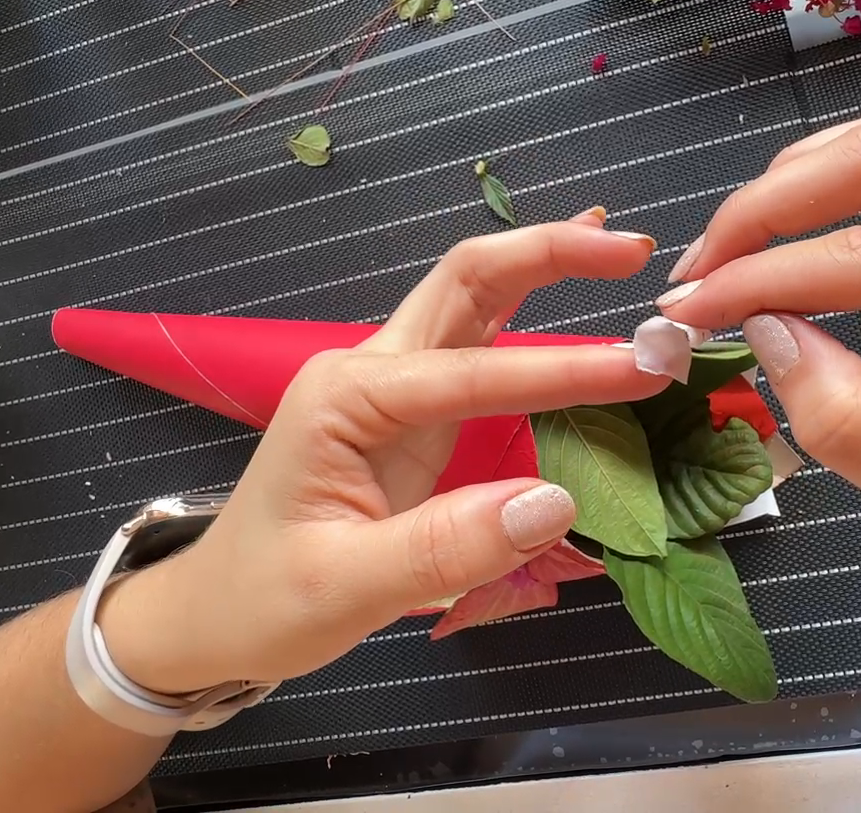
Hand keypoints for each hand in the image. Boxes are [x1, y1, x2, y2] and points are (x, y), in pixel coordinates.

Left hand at [100, 213, 669, 691]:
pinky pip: (479, 338)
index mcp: (349, 396)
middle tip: (628, 251)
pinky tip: (564, 284)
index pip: (473, 372)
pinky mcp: (415, 402)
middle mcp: (372, 366)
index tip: (643, 369)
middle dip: (549, 253)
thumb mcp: (345, 587)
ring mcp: (394, 379)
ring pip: (474, 293)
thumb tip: (555, 501)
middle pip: (466, 278)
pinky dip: (529, 303)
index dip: (563, 372)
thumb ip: (446, 545)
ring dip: (543, 263)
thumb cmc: (267, 598)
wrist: (218, 612)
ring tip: (614, 248)